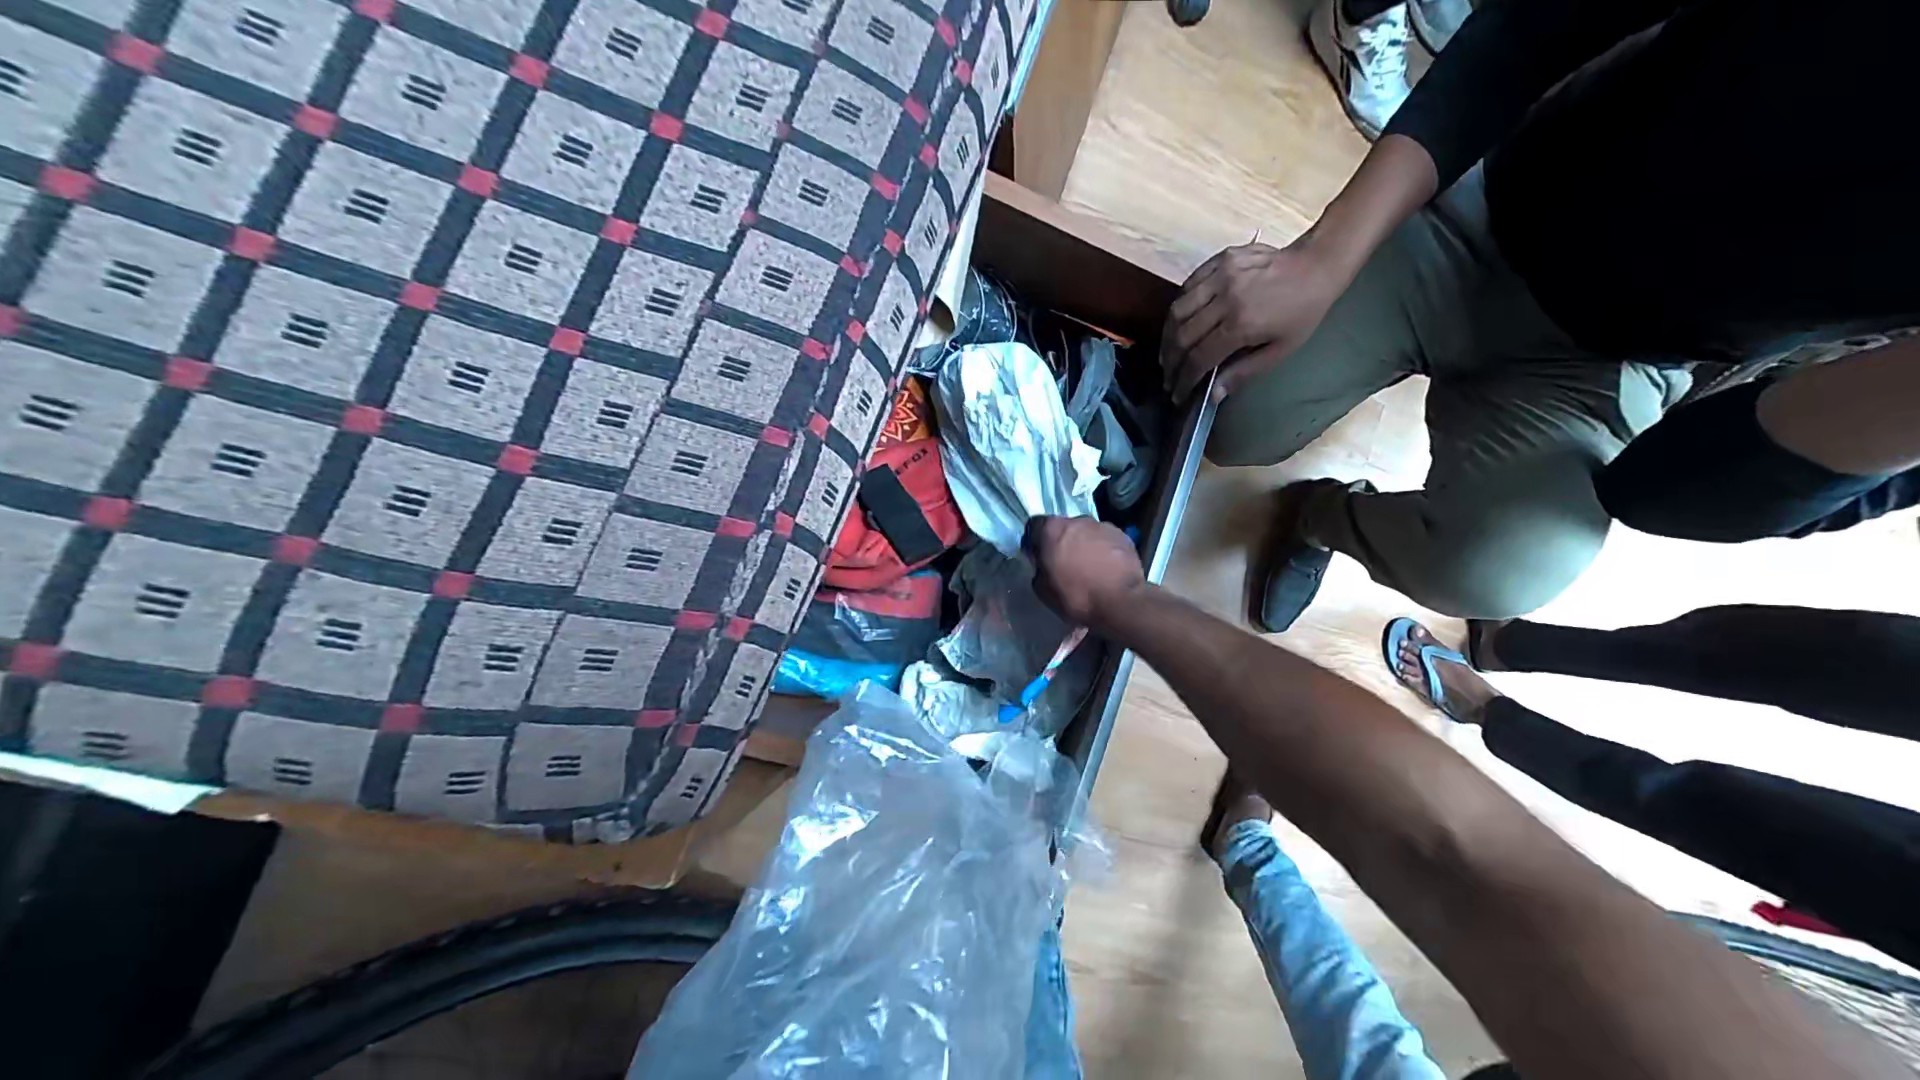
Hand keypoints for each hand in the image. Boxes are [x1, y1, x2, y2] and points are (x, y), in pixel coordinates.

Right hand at [1022, 515, 1146, 626]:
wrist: (1120, 602)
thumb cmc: (1076, 596)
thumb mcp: (1042, 589)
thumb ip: (1038, 568)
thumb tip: (1044, 564)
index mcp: (1052, 529)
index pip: (1035, 525)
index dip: (1035, 541)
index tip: (1039, 556)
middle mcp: (1077, 520)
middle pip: (1064, 527)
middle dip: (1062, 542)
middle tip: (1065, 563)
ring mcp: (1103, 526)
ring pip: (1087, 533)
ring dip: (1084, 545)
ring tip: (1089, 567)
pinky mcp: (1123, 536)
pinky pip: (1106, 540)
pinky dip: (1104, 550)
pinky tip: (1107, 568)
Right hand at [1161, 239, 1348, 402]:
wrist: (1318, 264)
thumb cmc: (1303, 312)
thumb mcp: (1280, 350)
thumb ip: (1243, 373)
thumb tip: (1212, 395)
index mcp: (1242, 324)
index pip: (1199, 358)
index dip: (1184, 380)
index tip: (1177, 395)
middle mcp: (1225, 299)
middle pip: (1182, 336)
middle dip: (1171, 362)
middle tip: (1169, 377)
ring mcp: (1220, 276)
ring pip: (1177, 311)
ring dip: (1168, 336)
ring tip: (1168, 352)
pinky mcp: (1218, 260)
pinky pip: (1187, 287)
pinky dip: (1178, 309)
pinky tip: (1180, 323)